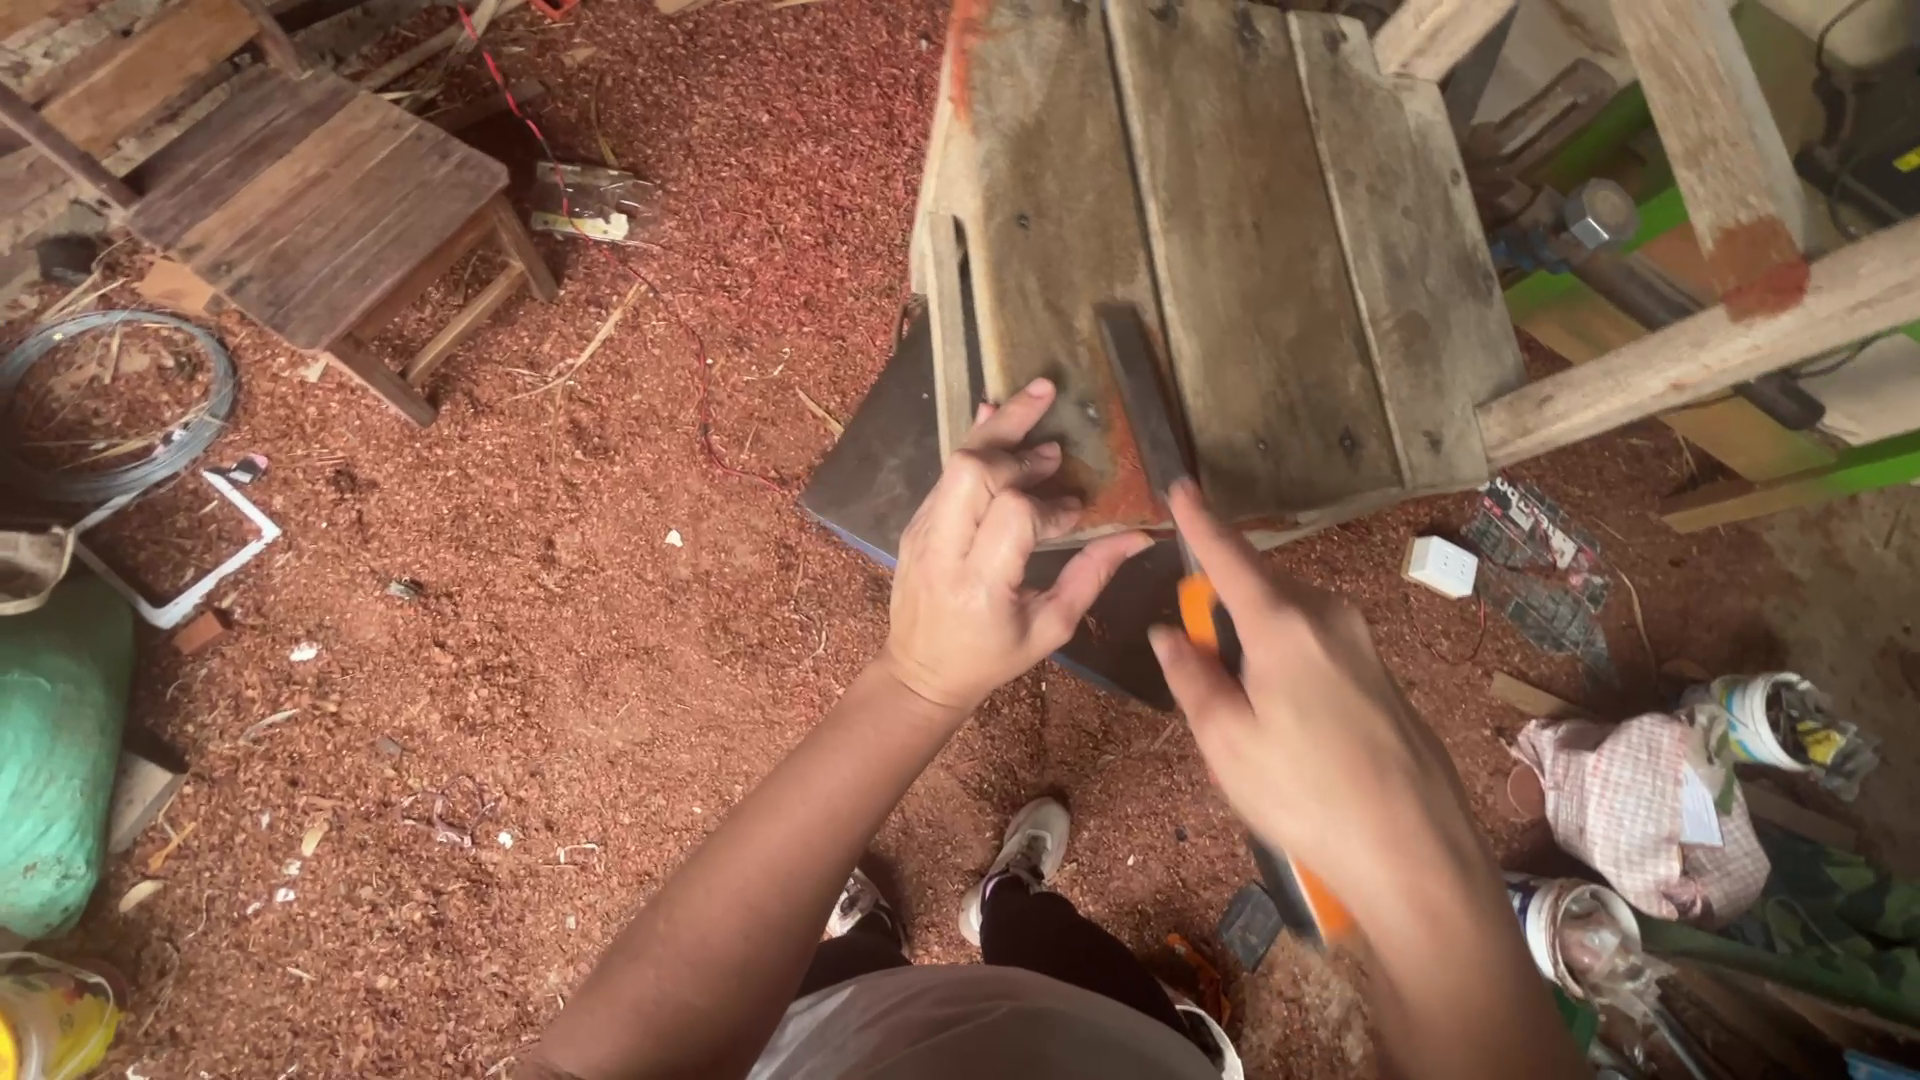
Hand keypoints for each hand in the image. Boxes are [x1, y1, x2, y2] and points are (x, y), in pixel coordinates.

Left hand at [882, 378, 1152, 712]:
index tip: (1074, 510)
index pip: (1012, 516)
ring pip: (954, 464)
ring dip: (997, 430)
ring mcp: (921, 532)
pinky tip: (997, 415)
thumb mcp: (1049, 628)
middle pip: (972, 473)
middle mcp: (942, 551)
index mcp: (979, 585)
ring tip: (1036, 396)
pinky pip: (944, 474)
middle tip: (1057, 441)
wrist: (919, 672)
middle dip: (1018, 443)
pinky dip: (974, 443)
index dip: (1049, 504)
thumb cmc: (990, 658)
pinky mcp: (915, 523)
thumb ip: (1091, 576)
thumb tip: (1138, 536)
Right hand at [1147, 481, 1496, 919]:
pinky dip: (1283, 655)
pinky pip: (1314, 639)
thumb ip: (1189, 675)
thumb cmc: (1304, 794)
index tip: (1178, 484)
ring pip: (1286, 615)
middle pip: (1257, 587)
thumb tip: (1167, 633)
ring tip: (1245, 707)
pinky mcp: (1380, 669)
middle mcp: (1328, 616)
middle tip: (1203, 667)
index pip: (1229, 557)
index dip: (1198, 521)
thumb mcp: (1224, 740)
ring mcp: (1361, 641)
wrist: (1416, 853)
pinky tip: (1287, 718)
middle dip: (1221, 605)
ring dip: (1252, 636)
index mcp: (1283, 625)